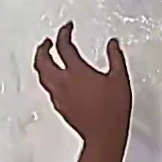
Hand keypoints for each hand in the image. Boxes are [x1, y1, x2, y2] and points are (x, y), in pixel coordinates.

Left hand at [33, 23, 132, 152]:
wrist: (104, 134)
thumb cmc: (114, 107)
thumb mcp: (120, 77)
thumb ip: (115, 57)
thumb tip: (112, 43)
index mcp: (77, 72)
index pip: (64, 47)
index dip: (64, 34)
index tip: (67, 27)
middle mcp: (63, 82)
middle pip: (43, 61)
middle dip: (43, 48)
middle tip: (48, 41)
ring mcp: (58, 95)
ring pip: (42, 75)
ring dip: (42, 62)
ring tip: (47, 56)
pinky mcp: (59, 106)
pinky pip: (48, 87)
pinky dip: (48, 76)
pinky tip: (56, 78)